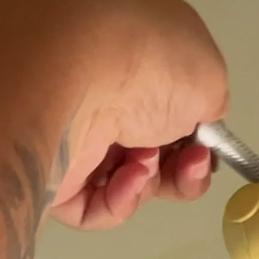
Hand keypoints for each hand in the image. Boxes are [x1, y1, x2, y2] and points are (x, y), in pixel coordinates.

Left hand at [31, 0, 228, 229]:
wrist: (70, 66)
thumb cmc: (149, 58)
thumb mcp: (208, 71)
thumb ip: (210, 101)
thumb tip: (198, 118)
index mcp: (132, 53)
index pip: (166, 105)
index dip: (195, 135)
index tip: (208, 148)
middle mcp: (97, 89)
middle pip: (150, 150)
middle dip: (180, 167)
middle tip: (192, 166)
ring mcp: (70, 132)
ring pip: (124, 180)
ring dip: (152, 178)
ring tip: (146, 161)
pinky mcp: (48, 174)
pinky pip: (93, 205)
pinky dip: (121, 199)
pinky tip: (128, 177)